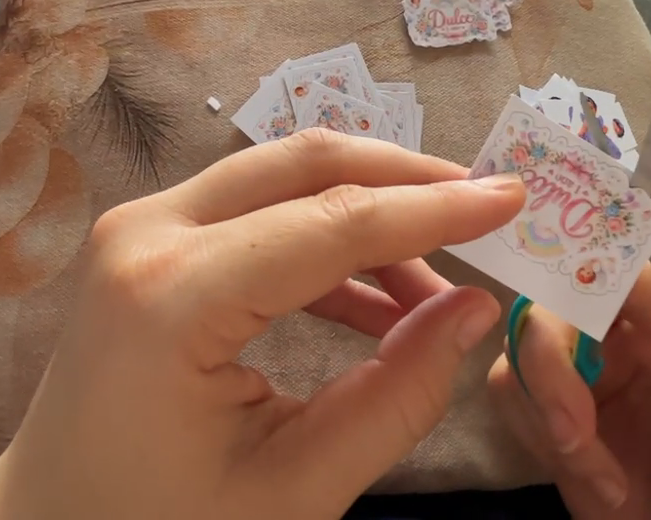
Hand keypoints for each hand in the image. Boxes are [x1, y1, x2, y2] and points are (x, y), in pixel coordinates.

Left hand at [0, 129, 526, 519]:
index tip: (508, 199)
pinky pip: (255, 210)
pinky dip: (321, 239)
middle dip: (402, 180)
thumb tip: (475, 310)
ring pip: (281, 176)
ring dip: (365, 213)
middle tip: (479, 210)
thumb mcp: (293, 492)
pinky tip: (374, 297)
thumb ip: (396, 396)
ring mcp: (142, 220)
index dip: (430, 211)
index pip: (330, 224)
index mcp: (172, 298)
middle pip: (303, 163)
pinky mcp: (150, 231)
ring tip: (432, 286)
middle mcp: (149, 230)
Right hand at [488, 265, 650, 519]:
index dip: (594, 282)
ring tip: (602, 483)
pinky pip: (510, 384)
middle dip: (551, 362)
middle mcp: (629, 329)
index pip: (632, 270)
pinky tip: (587, 481)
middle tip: (573, 437)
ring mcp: (585, 362)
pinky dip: (533, 432)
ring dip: (546, 411)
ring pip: (524, 338)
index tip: (582, 338)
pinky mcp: (549, 399)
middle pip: (558, 294)